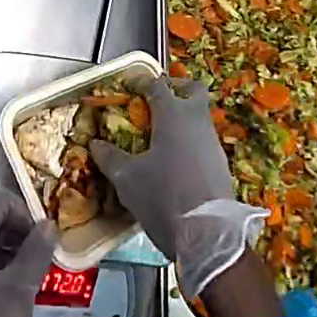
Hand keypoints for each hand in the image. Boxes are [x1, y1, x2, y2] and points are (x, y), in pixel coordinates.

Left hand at [0, 190, 53, 316]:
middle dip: (22, 231)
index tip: (45, 239)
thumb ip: (34, 256)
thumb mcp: (17, 297)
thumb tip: (48, 226)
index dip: (26, 212)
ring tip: (37, 275)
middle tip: (46, 257)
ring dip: (13, 250)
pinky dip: (1, 266)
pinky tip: (18, 291)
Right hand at [90, 77, 264, 297]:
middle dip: (174, 87)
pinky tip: (173, 160)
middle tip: (155, 98)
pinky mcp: (220, 163)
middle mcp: (197, 122)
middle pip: (192, 90)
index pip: (157, 86)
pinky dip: (188, 140)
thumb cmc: (162, 196)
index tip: (129, 85)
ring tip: (159, 134)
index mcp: (173, 116)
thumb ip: (110, 156)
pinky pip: (203, 139)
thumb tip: (96, 144)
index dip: (142, 82)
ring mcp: (213, 142)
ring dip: (181, 117)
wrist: (207, 234)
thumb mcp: (126, 178)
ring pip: (199, 116)